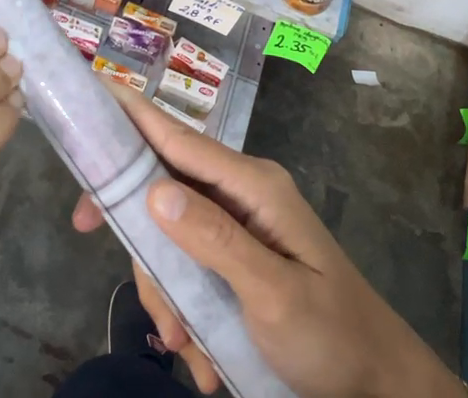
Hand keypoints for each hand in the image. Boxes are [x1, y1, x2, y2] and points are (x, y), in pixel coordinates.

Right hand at [73, 95, 461, 397]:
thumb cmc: (332, 335)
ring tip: (190, 350)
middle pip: (163, 197)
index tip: (88, 98)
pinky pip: (188, 270)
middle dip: (149, 256)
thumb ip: (215, 239)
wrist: (379, 384)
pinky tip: (203, 356)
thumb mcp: (273, 293)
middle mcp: (240, 194)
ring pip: (170, 242)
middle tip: (153, 310)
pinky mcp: (235, 258)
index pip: (180, 139)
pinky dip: (186, 312)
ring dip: (170, 298)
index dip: (131, 118)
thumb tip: (152, 191)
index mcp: (253, 186)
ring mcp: (238, 226)